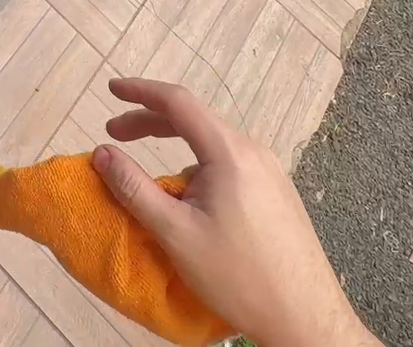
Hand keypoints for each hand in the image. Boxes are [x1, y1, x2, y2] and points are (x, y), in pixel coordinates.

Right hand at [90, 78, 379, 346]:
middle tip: (114, 132)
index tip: (111, 90)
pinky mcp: (276, 192)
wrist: (311, 325)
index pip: (178, 101)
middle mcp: (252, 151)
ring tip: (147, 167)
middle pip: (193, 117)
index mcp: (229, 152)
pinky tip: (187, 191)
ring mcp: (269, 171)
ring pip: (210, 139)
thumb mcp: (176, 233)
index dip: (140, 90)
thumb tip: (100, 152)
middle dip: (148, 120)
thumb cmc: (240, 277)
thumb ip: (133, 188)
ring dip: (172, 141)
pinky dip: (195, 159)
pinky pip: (227, 159)